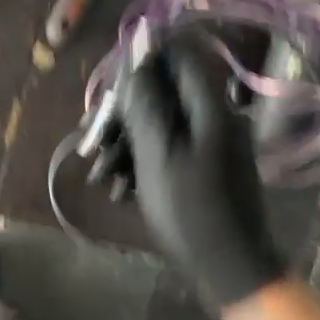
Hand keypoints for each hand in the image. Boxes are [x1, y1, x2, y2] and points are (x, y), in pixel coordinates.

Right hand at [119, 34, 282, 310]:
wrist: (226, 264)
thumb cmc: (189, 209)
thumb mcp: (158, 155)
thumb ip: (147, 103)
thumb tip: (136, 55)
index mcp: (211, 108)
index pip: (177, 58)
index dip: (140, 66)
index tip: (109, 93)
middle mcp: (215, 118)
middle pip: (163, 97)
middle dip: (123, 119)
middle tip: (92, 146)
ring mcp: (212, 145)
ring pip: (160, 129)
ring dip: (125, 149)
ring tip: (101, 180)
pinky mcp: (206, 169)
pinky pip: (169, 153)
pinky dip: (142, 167)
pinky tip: (120, 193)